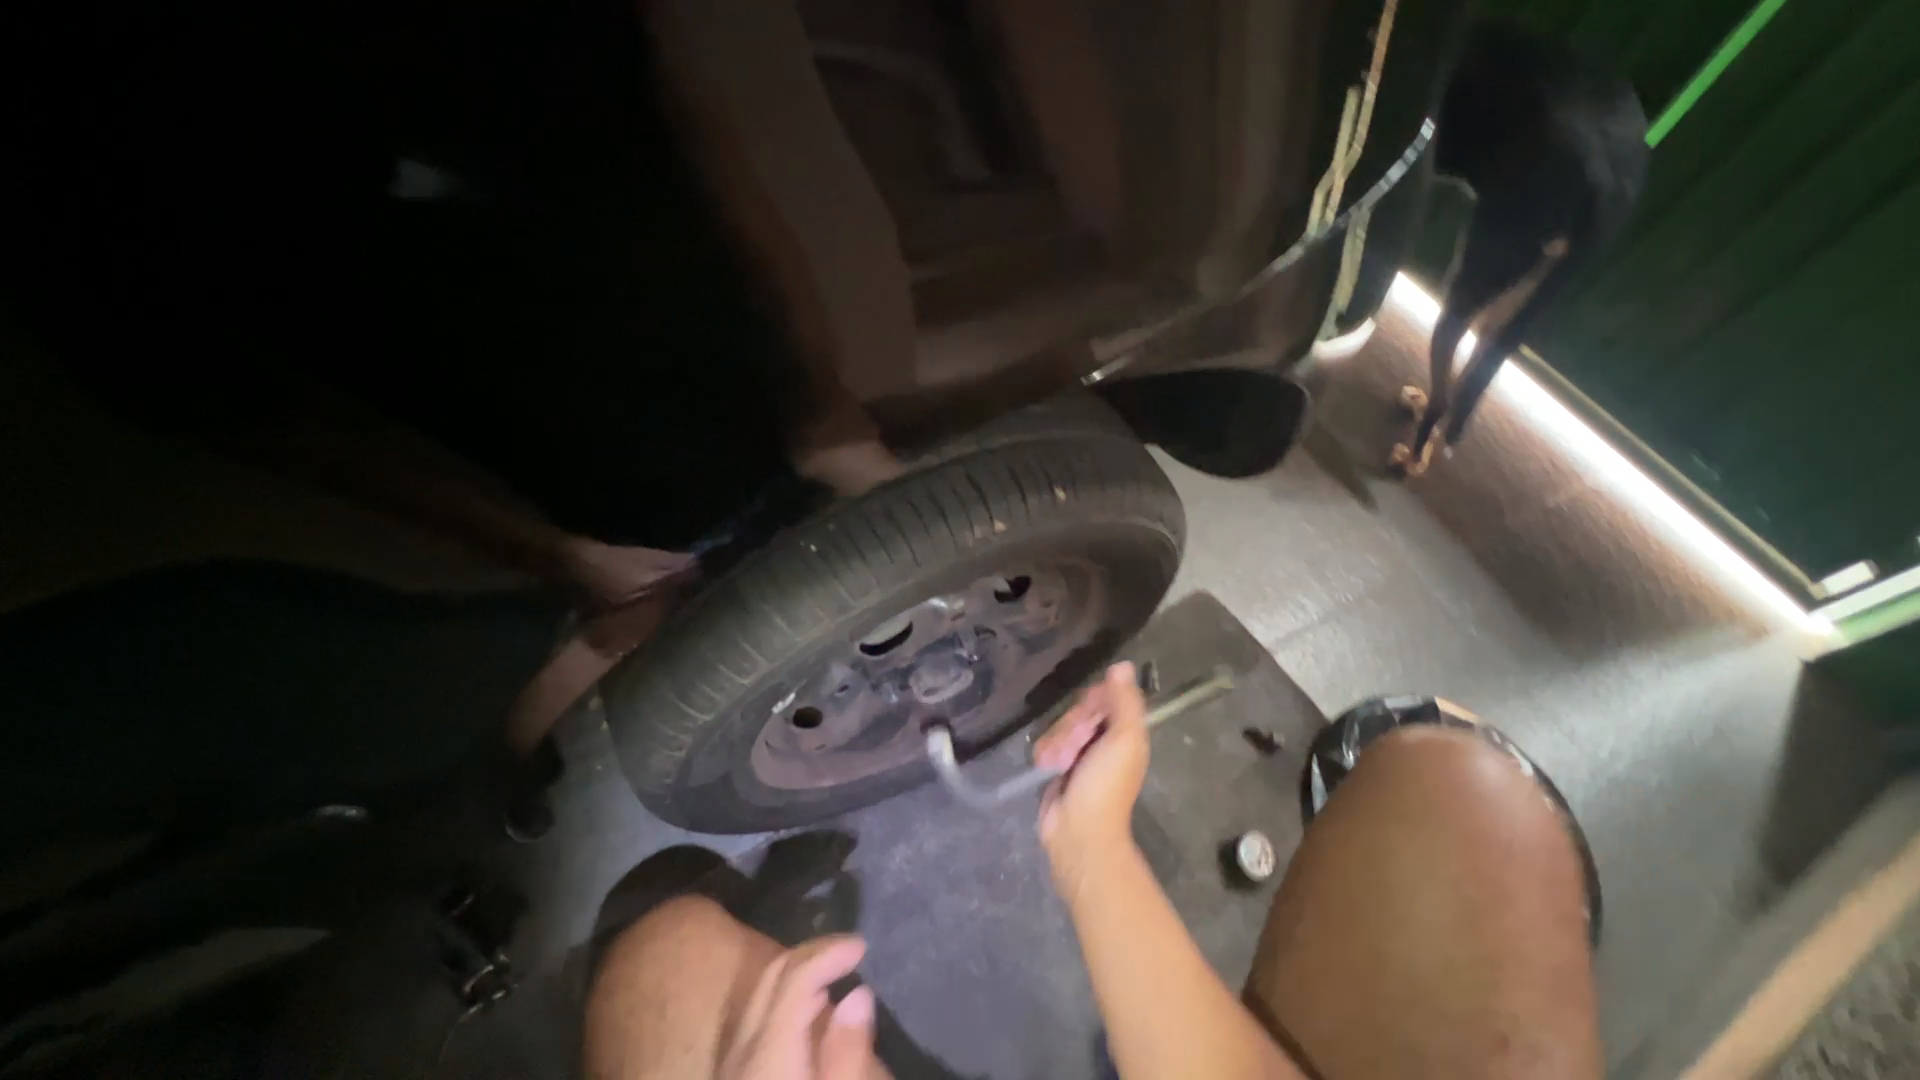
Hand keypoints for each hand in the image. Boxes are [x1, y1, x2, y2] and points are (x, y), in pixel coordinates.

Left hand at [717, 936, 878, 1079]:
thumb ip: (848, 1053)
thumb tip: (860, 994)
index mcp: (770, 1050)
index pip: (795, 977)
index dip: (829, 952)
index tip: (862, 946)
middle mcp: (742, 1048)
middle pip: (772, 977)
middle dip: (812, 953)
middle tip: (851, 951)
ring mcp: (731, 1063)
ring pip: (759, 994)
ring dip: (796, 973)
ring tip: (833, 974)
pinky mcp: (731, 1075)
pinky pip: (755, 1017)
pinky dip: (783, 998)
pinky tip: (805, 1013)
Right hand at [1033, 663, 1147, 888]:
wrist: (1078, 830)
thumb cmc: (1106, 785)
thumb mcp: (1124, 740)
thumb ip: (1124, 702)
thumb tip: (1122, 665)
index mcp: (1126, 732)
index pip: (1106, 697)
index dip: (1093, 703)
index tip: (1089, 717)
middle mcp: (1105, 739)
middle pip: (1080, 711)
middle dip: (1072, 727)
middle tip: (1074, 749)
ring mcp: (1080, 753)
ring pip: (1061, 725)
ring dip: (1057, 742)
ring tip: (1059, 764)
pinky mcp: (1058, 764)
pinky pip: (1047, 742)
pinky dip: (1045, 753)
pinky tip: (1047, 767)